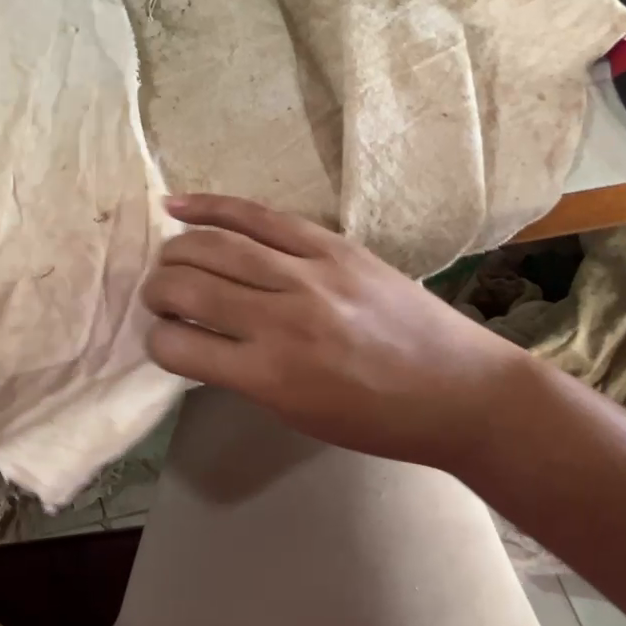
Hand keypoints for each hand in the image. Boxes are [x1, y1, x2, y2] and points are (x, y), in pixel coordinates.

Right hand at [141, 194, 541, 469]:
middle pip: (184, 285)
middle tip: (162, 298)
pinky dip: (208, 206)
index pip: (175, 344)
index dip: (157, 340)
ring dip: (174, 252)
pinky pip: (256, 215)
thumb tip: (187, 331)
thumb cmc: (376, 420)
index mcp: (269, 374)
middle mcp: (282, 320)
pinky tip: (175, 206)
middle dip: (157, 291)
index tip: (166, 339)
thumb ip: (235, 371)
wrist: (468, 394)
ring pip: (210, 245)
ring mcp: (309, 275)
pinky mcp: (332, 245)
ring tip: (169, 261)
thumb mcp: (293, 413)